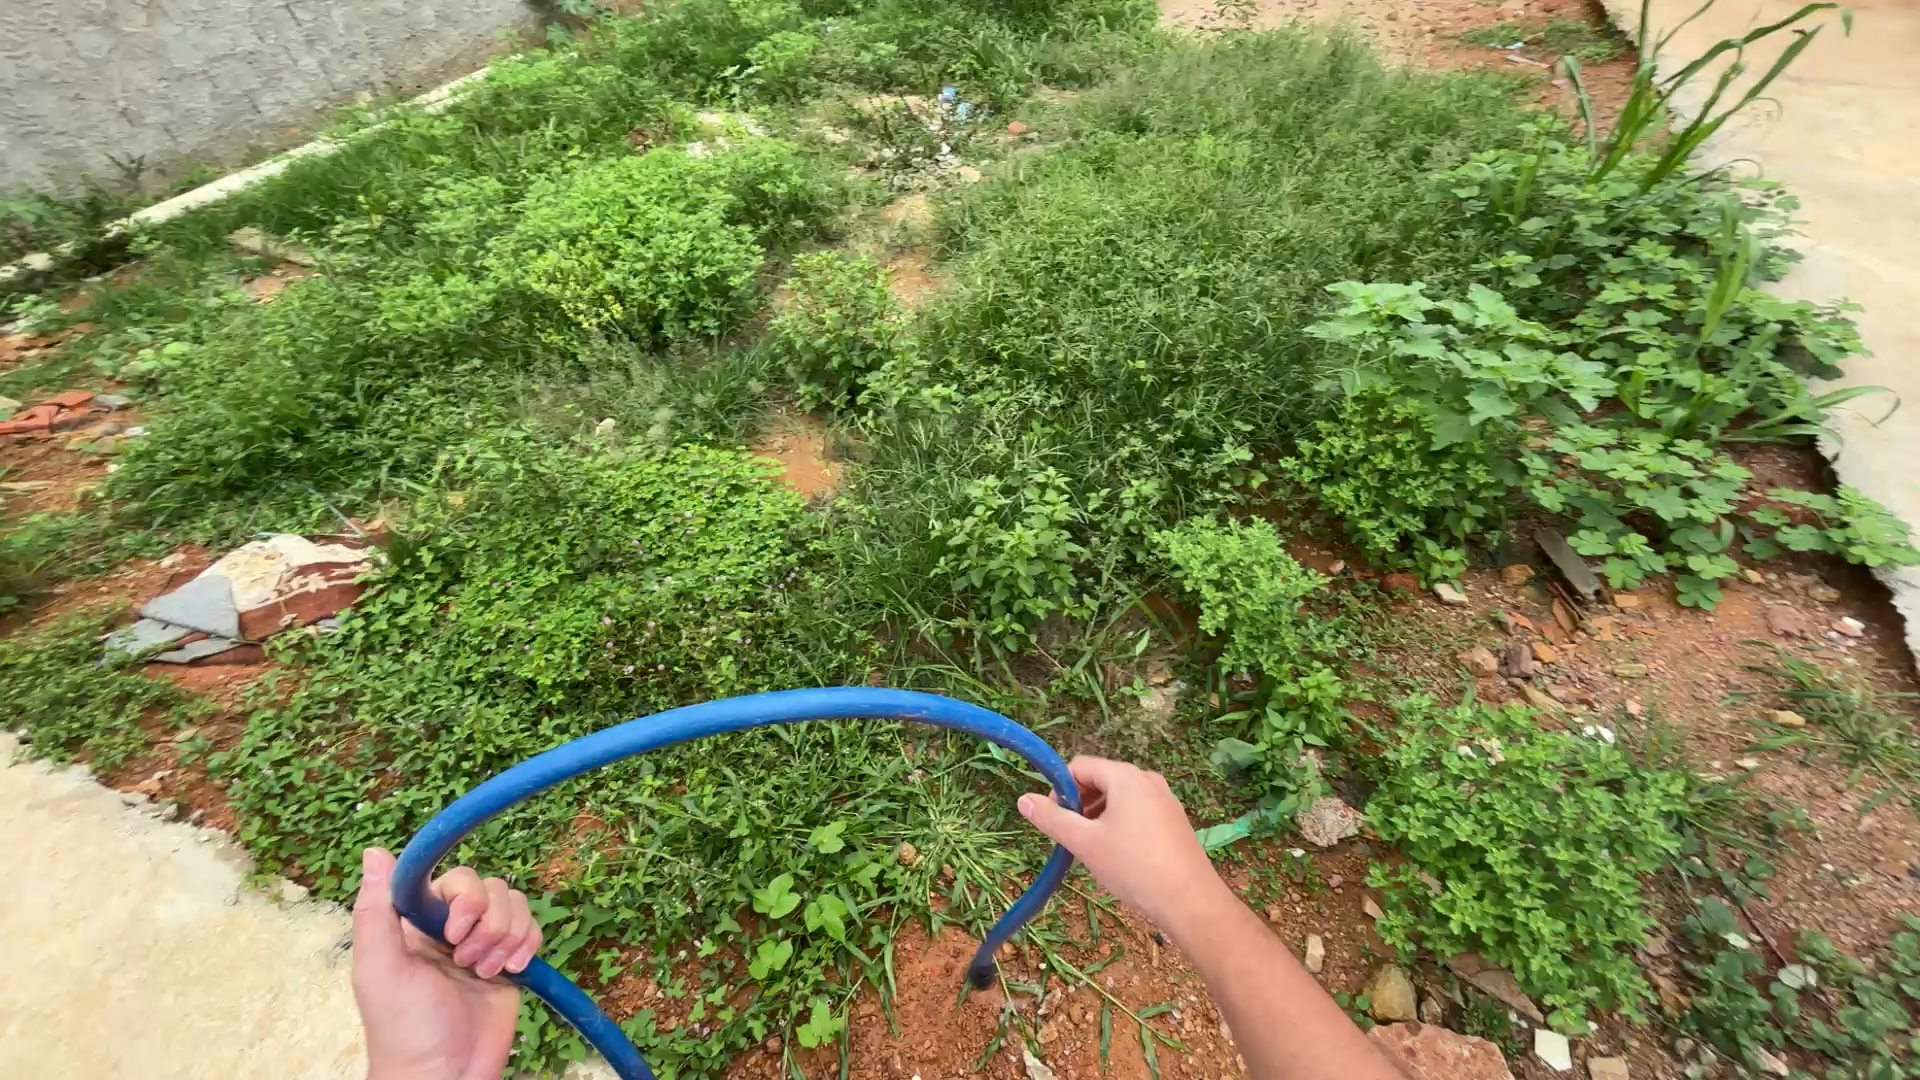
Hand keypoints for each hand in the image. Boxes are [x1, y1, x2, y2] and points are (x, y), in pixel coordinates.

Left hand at [351, 847, 542, 1079]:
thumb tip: (374, 851)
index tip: (455, 927)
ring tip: (486, 972)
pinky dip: (527, 945)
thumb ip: (376, 912)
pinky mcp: (512, 955)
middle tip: (466, 960)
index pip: (453, 878)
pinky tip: (513, 970)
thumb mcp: (381, 971)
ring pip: (515, 904)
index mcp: (418, 924)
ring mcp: (484, 941)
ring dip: (506, 938)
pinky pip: (533, 926)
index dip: (464, 894)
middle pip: (490, 888)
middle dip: (487, 923)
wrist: (448, 1074)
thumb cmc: (405, 1027)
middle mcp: (452, 926)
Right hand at [1018, 756, 1229, 930]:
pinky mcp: (1174, 819)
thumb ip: (1052, 818)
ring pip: (1118, 798)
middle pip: (1100, 780)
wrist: (1191, 902)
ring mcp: (1164, 798)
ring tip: (1093, 851)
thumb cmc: (1133, 867)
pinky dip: (1120, 824)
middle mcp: (1146, 779)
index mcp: (1125, 776)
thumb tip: (1023, 799)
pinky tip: (1119, 857)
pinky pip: (1137, 811)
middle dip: (1080, 805)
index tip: (1054, 820)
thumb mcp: (1085, 842)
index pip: (1079, 767)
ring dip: (1098, 817)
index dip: (1060, 790)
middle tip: (1072, 838)